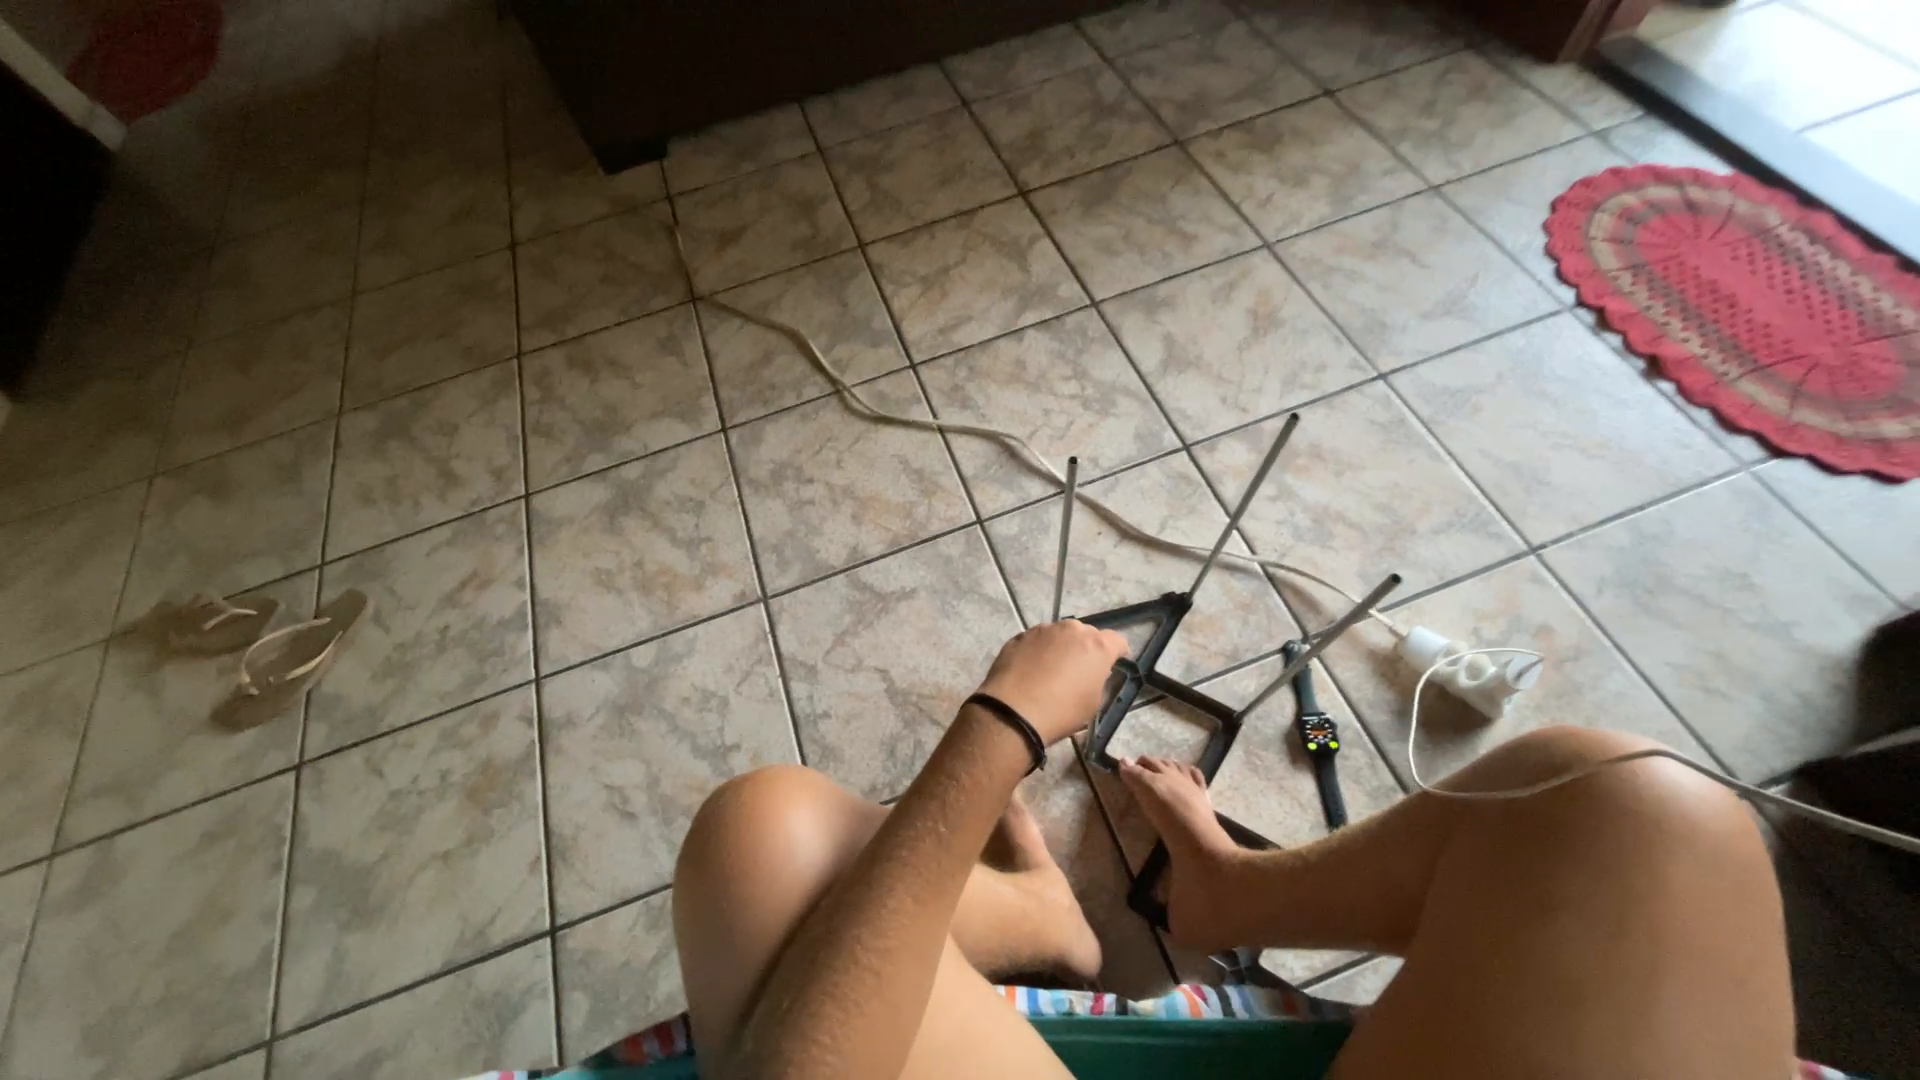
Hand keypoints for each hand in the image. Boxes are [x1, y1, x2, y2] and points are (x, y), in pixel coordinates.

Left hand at [976, 620, 1129, 744]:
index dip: (1118, 652)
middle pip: (1086, 634)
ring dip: (1061, 647)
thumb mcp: (1093, 702)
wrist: (1012, 711)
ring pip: (1059, 634)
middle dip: (1087, 648)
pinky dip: (1039, 651)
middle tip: (1080, 669)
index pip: (1117, 641)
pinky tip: (1031, 670)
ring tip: (1052, 670)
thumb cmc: (1061, 711)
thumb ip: (1098, 680)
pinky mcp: (1019, 636)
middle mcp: (1071, 630)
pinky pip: (1037, 640)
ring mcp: (1043, 630)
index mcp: (1097, 646)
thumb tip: (1091, 672)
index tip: (1114, 663)